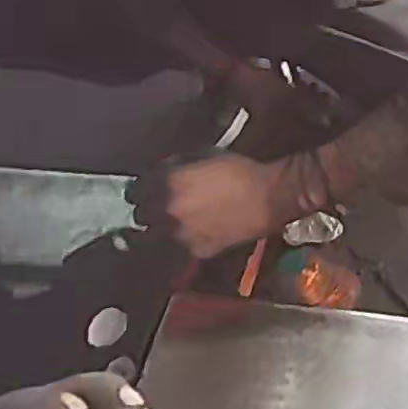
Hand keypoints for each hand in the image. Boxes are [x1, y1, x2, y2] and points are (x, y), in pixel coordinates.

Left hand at [146, 153, 311, 259]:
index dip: (144, 190)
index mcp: (167, 183)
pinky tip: (199, 235)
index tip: (151, 191)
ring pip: (157, 237)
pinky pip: (183, 247)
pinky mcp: (199, 250)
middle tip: (166, 208)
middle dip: (151, 211)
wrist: (273, 196)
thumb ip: (180, 167)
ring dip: (165, 230)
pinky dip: (187, 242)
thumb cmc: (244, 171)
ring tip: (178, 225)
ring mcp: (181, 234)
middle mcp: (167, 211)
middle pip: (141, 216)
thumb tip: (165, 172)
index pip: (134, 191)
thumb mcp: (208, 158)